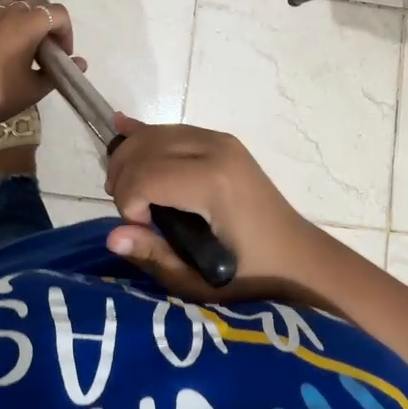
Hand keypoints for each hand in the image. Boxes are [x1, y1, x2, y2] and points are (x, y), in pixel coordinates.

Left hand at [0, 0, 77, 123]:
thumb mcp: (35, 88)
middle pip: (42, 5)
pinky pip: (6, 9)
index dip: (67, 33)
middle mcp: (12, 12)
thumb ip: (60, 73)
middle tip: (50, 54)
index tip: (63, 57)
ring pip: (23, 3)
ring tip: (33, 44)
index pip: (59, 14)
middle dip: (52, 25)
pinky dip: (17, 18)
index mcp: (28, 24)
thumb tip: (81, 63)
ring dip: (34, 17)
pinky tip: (15, 44)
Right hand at [103, 115, 327, 302]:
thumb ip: (154, 256)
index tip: (140, 231)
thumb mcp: (199, 281)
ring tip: (129, 195)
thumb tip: (112, 236)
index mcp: (212, 183)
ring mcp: (219, 139)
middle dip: (124, 179)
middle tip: (131, 216)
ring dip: (130, 159)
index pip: (145, 176)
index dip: (128, 204)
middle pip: (145, 148)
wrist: (295, 256)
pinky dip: (146, 134)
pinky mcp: (220, 139)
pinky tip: (121, 127)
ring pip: (154, 134)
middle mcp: (215, 149)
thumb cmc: (249, 275)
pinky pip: (173, 129)